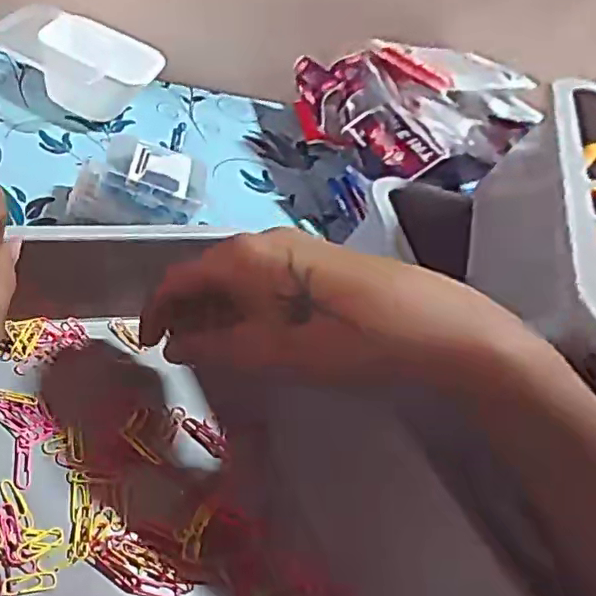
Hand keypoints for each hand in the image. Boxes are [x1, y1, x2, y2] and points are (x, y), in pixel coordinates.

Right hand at [138, 227, 539, 390]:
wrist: (447, 332)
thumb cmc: (354, 342)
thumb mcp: (275, 354)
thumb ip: (215, 347)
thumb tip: (173, 346)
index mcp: (245, 258)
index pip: (178, 279)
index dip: (155, 311)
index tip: (148, 343)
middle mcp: (262, 242)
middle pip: (202, 273)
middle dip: (182, 311)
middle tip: (179, 349)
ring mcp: (291, 246)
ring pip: (230, 275)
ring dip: (211, 309)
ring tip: (210, 345)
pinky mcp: (314, 259)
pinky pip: (258, 277)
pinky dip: (240, 303)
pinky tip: (251, 329)